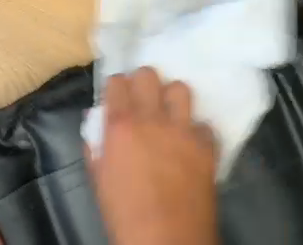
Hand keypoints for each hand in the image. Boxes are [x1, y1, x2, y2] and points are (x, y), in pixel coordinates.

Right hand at [90, 67, 219, 244]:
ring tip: (170, 114)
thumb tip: (98, 125)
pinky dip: (198, 132)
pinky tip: (192, 143)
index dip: (115, 87)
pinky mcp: (206, 147)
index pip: (116, 81)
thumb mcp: (99, 180)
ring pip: (181, 89)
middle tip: (142, 100)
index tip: (117, 96)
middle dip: (143, 83)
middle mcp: (152, 119)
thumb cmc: (124, 215)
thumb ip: (96, 146)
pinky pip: (205, 126)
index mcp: (121, 125)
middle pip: (149, 74)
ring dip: (173, 99)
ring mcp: (182, 130)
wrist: (166, 243)